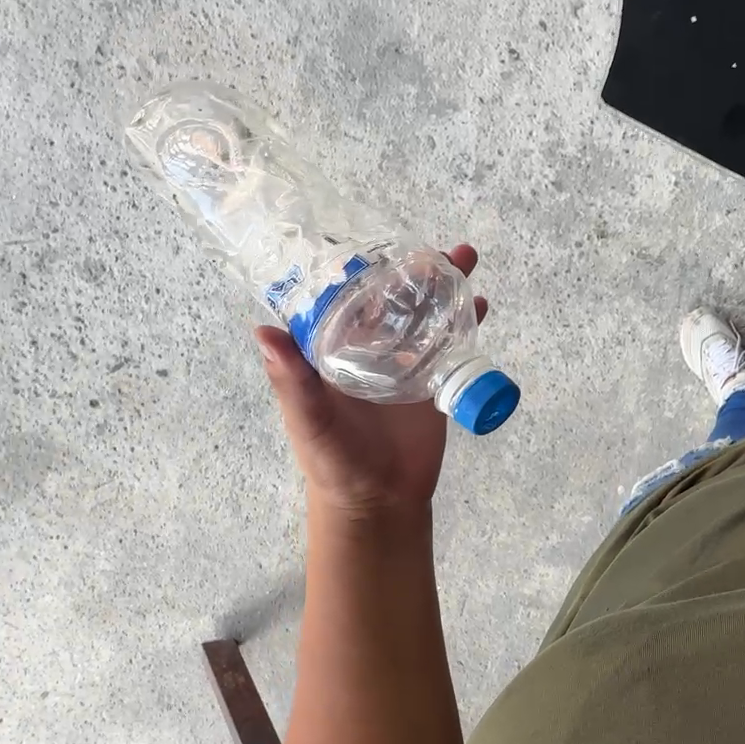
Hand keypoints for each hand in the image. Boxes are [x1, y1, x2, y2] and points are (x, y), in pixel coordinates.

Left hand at [256, 244, 489, 517]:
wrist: (381, 498)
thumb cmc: (335, 462)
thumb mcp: (309, 421)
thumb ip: (293, 382)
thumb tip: (264, 330)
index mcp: (334, 353)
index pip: (346, 301)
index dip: (361, 271)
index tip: (380, 245)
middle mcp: (370, 350)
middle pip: (394, 301)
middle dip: (416, 272)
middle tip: (441, 251)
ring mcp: (406, 363)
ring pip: (427, 316)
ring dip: (447, 288)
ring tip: (466, 261)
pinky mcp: (434, 381)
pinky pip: (452, 345)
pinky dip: (467, 323)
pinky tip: (480, 305)